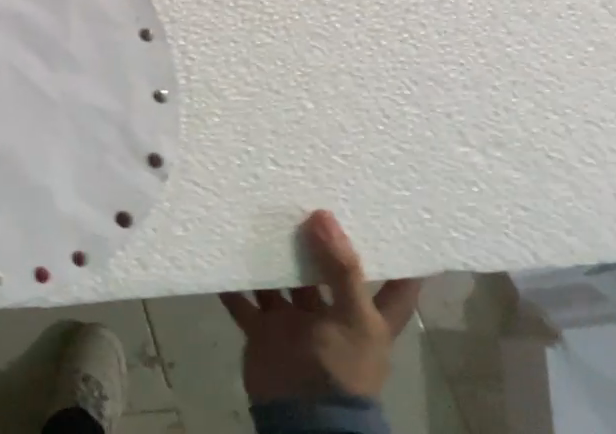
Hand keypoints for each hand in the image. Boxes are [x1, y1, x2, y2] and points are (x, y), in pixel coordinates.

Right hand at [219, 210, 422, 403]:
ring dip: (268, 259)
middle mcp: (333, 316)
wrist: (302, 412)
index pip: (394, 285)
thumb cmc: (342, 366)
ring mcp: (296, 323)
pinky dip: (230, 282)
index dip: (398, 259)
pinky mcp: (263, 329)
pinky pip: (242, 300)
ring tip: (253, 221)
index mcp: (368, 318)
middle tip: (302, 204)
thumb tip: (323, 216)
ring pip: (281, 283)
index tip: (390, 223)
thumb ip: (340, 269)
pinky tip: (218, 255)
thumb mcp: (352, 317)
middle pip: (325, 274)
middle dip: (314, 245)